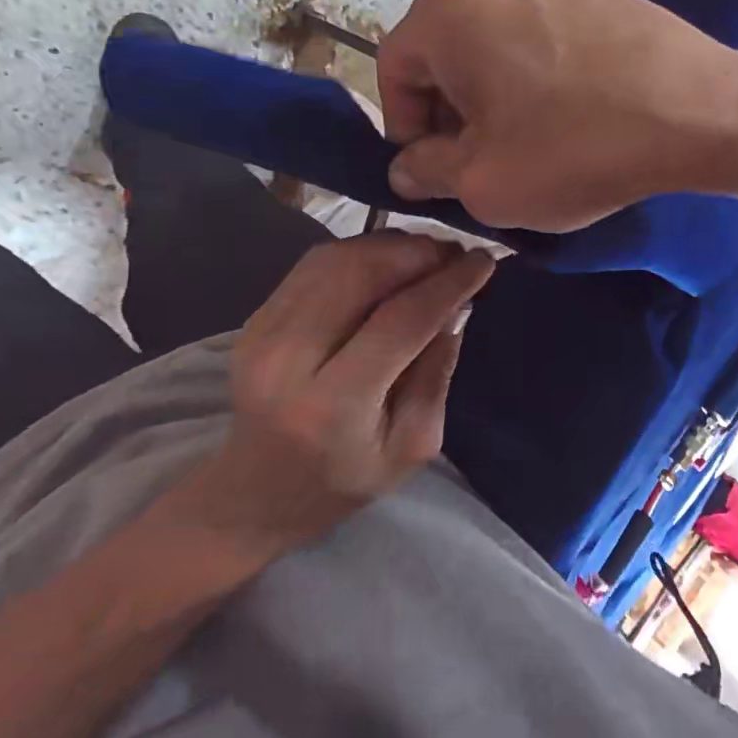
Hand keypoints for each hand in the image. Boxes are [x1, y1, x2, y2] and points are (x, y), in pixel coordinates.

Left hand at [211, 232, 495, 546]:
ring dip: (389, 246)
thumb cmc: (344, 479)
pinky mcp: (254, 317)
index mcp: (332, 405)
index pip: (398, 322)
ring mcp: (262, 332)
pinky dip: (359, 253)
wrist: (256, 491)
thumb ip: (435, 373)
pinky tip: (387, 261)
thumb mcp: (411, 447)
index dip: (446, 285)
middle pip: (359, 273)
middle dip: (417, 252)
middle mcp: (288, 359)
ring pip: (334, 258)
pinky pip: (314, 265)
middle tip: (455, 253)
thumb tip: (455, 306)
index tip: (483, 262)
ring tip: (427, 254)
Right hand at [377, 0, 737, 231]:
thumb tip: (405, 166)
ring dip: (485, 84)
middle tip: (477, 154)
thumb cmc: (575, 148)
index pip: (393, 69)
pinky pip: (528, 21)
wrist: (701, 112)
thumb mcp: (480, 183)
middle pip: (438, 47)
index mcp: (444, 3)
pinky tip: (559, 100)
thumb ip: (423, 172)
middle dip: (446, 106)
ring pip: (482, 34)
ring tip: (521, 129)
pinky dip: (526, 61)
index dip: (405, 127)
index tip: (433, 167)